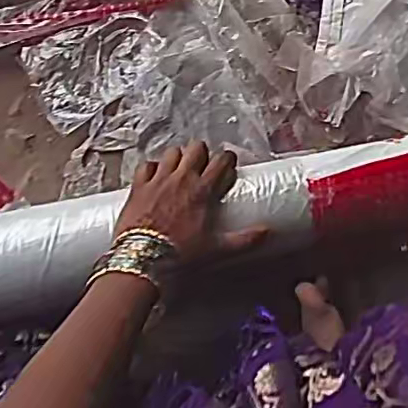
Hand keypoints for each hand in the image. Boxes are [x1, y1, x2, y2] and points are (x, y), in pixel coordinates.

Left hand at [115, 142, 261, 261]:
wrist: (141, 259)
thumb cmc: (180, 253)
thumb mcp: (216, 249)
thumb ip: (244, 240)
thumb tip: (268, 232)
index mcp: (203, 190)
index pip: (221, 160)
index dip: (227, 158)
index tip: (228, 164)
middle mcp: (182, 178)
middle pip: (196, 148)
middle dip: (201, 153)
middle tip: (202, 165)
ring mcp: (159, 179)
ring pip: (171, 152)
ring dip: (178, 158)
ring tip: (180, 169)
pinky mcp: (139, 186)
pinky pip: (146, 165)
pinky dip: (152, 168)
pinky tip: (155, 176)